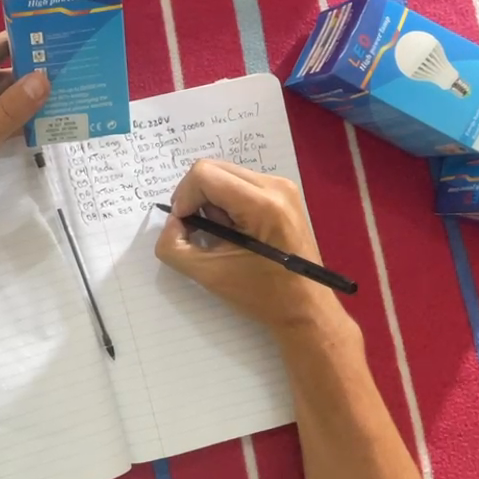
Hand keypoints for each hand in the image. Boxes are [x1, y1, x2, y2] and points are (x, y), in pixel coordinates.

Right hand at [154, 159, 342, 332]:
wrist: (306, 309)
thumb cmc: (261, 295)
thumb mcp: (206, 274)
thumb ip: (172, 245)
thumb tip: (172, 221)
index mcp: (262, 204)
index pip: (204, 174)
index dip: (184, 197)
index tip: (185, 226)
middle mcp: (275, 186)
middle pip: (213, 169)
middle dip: (196, 198)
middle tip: (202, 231)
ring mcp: (283, 187)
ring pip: (224, 174)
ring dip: (210, 201)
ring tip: (222, 233)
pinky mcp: (283, 193)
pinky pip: (238, 183)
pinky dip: (225, 202)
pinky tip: (235, 229)